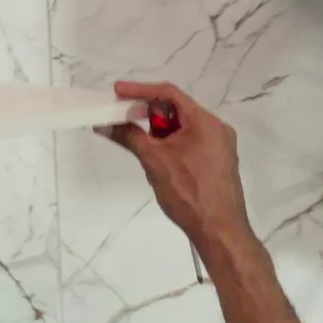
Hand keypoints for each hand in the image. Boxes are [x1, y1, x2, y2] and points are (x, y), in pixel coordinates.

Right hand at [103, 82, 255, 252]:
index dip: (140, 90)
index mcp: (205, 122)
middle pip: (177, 109)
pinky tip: (155, 153)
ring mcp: (219, 145)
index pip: (169, 94)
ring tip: (136, 137)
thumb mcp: (153, 160)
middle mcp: (216, 128)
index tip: (116, 92)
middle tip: (123, 115)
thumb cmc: (187, 192)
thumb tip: (103, 124)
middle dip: (147, 111)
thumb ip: (128, 136)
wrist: (219, 231)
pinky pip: (190, 140)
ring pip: (182, 126)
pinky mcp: (217, 161)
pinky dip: (170, 141)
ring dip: (158, 128)